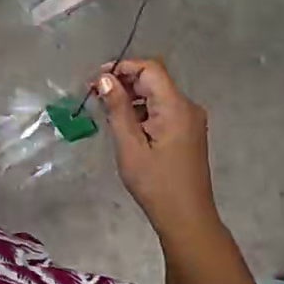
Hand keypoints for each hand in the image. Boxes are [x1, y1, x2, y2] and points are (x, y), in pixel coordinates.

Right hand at [94, 58, 216, 228]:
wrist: (185, 216)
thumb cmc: (155, 182)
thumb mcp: (130, 145)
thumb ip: (118, 108)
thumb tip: (105, 78)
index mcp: (176, 107)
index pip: (150, 69)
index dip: (122, 67)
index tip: (96, 80)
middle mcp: (187, 107)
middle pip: (154, 80)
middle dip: (124, 81)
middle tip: (94, 95)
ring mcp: (189, 119)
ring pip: (157, 94)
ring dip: (131, 96)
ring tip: (105, 111)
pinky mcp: (187, 131)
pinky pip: (162, 109)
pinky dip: (141, 110)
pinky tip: (124, 125)